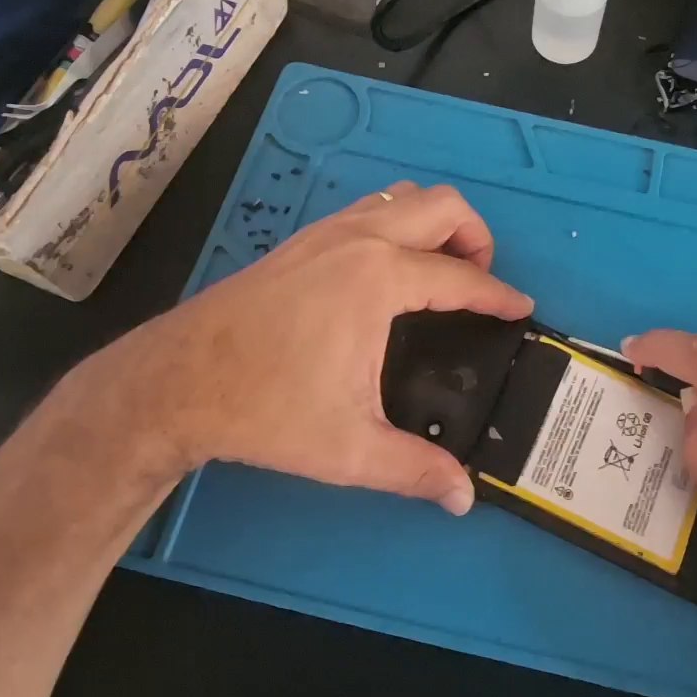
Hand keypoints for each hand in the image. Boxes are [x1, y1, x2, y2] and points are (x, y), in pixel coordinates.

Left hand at [72, 182, 531, 514]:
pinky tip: (388, 274)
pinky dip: (398, 225)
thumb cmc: (266, 408)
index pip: (461, 278)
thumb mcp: (349, 448)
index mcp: (379, 279)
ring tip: (440, 272)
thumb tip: (463, 497)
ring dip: (435, 224)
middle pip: (442, 205)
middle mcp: (359, 240)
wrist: (175, 382)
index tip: (521, 310)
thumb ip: (415, 470)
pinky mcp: (302, 240)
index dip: (499, 296)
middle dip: (475, 236)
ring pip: (402, 198)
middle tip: (478, 284)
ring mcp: (326, 232)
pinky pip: (370, 210)